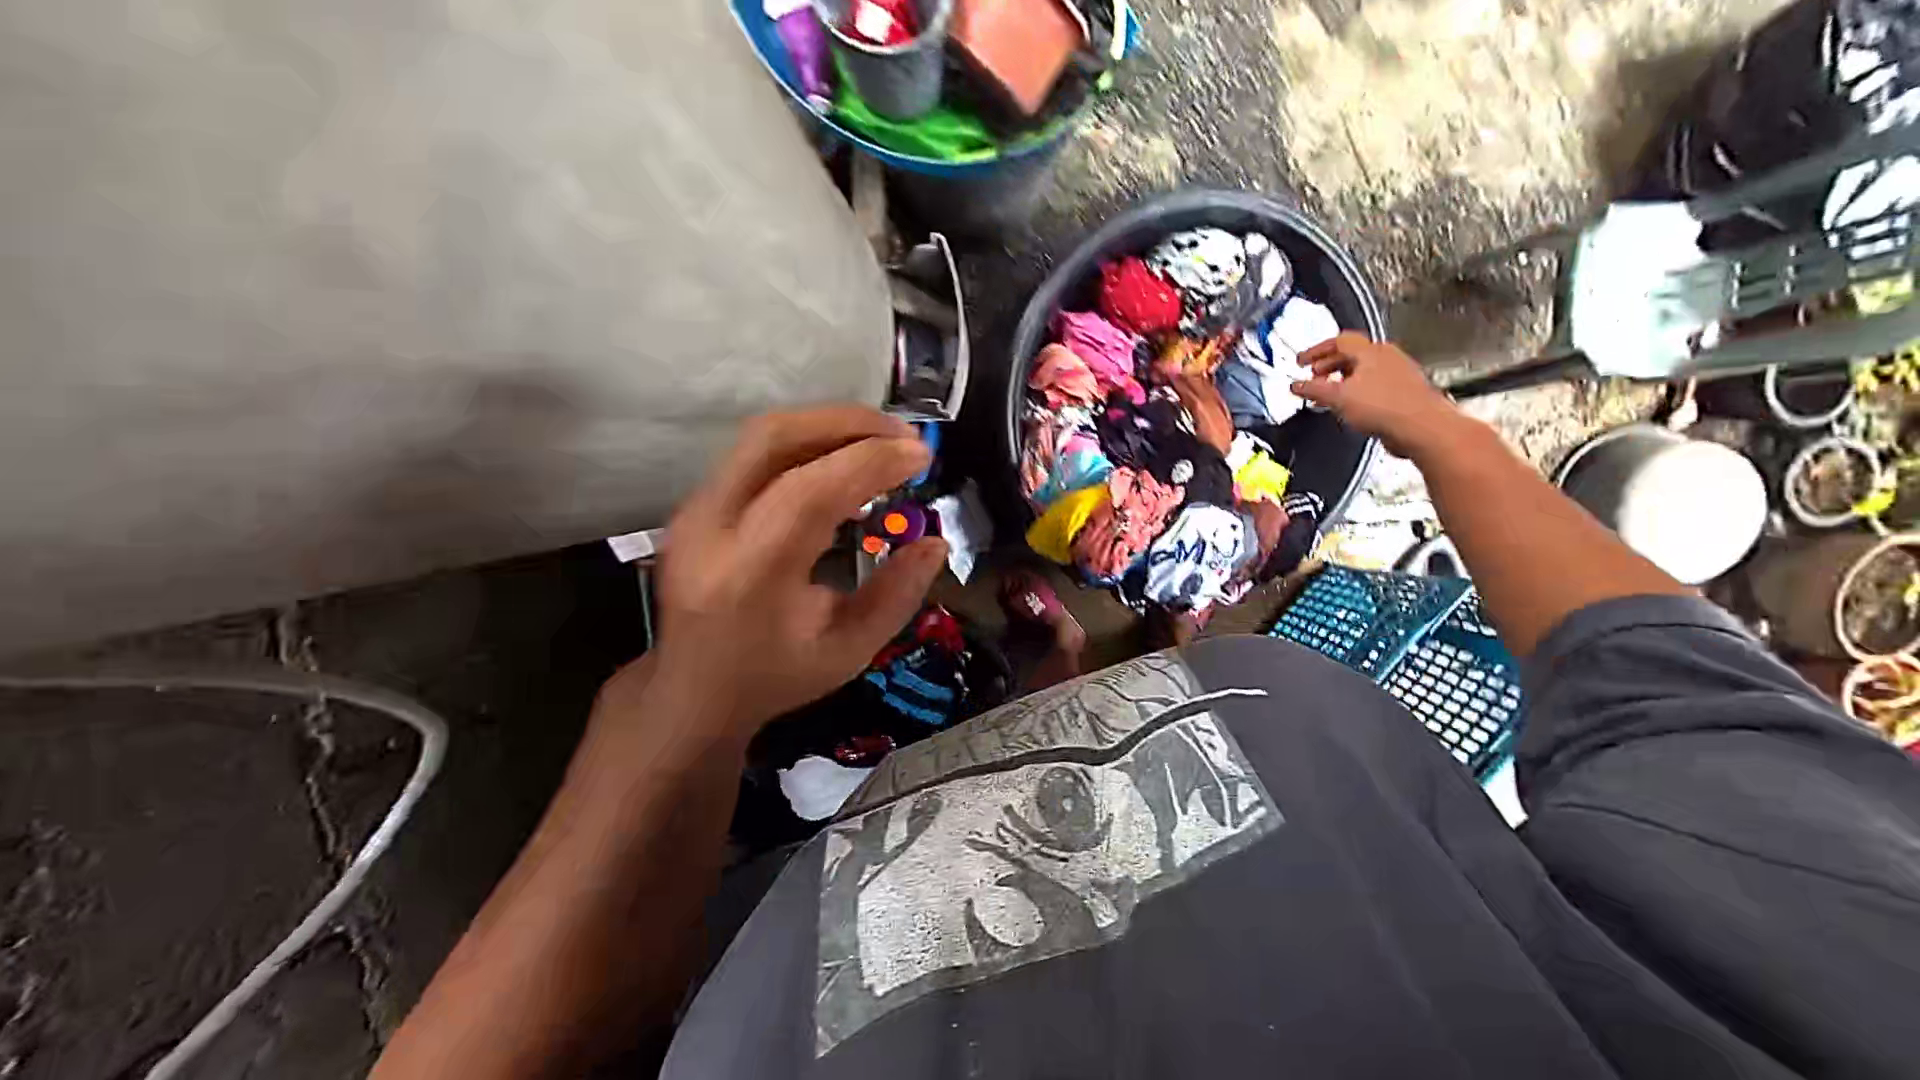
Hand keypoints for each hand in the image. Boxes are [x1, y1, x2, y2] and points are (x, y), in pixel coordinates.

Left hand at [611, 407, 945, 743]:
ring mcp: (695, 510)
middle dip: (847, 423)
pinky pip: (756, 453)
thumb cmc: (775, 677)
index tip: (919, 457)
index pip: (809, 491)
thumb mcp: (850, 651)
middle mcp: (711, 529)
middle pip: (774, 438)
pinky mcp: (696, 503)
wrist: (694, 689)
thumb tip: (934, 542)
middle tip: (902, 436)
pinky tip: (843, 463)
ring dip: (828, 426)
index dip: (871, 462)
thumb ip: (897, 595)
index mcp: (751, 576)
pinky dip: (807, 444)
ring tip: (880, 442)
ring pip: (762, 436)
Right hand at [1291, 333, 1466, 458]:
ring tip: (1330, 394)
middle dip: (1328, 365)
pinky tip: (1352, 407)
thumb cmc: (1386, 406)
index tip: (1302, 361)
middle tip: (1313, 377)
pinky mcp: (1404, 393)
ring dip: (1343, 380)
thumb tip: (1297, 386)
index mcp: (1371, 352)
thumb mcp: (1337, 397)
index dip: (1316, 351)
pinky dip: (1358, 392)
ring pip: (1364, 371)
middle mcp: (1388, 358)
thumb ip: (1313, 389)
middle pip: (1352, 355)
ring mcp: (1399, 374)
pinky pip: (1375, 386)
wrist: (1422, 427)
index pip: (1339, 341)